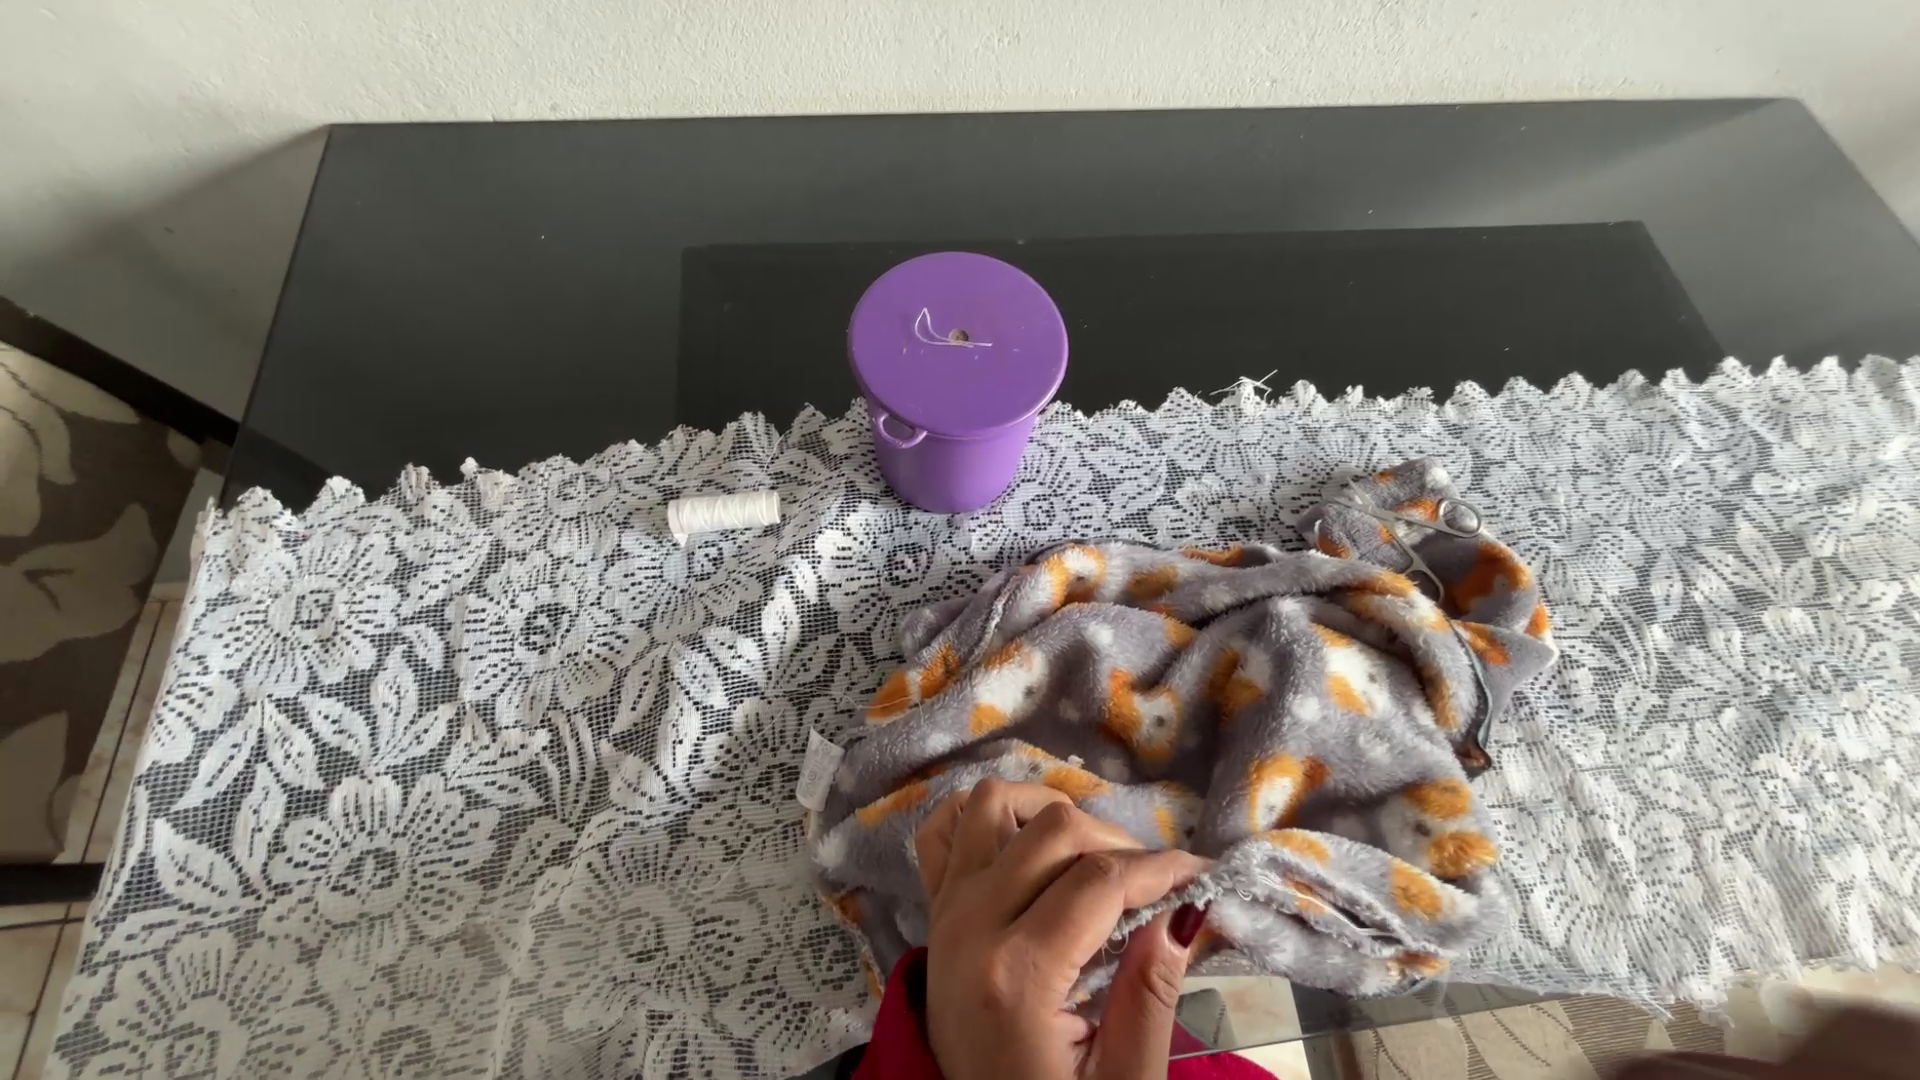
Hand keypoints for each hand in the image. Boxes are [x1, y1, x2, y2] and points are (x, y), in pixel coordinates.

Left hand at [914, 778, 1209, 1079]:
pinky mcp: (932, 905)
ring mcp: (944, 906)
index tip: (1199, 874)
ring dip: (1050, 814)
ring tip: (1089, 856)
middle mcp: (971, 921)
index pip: (1099, 881)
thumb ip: (1151, 991)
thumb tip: (1186, 910)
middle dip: (1118, 844)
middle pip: (1054, 829)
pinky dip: (983, 815)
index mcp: (1018, 974)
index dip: (1160, 868)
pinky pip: (943, 825)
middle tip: (1151, 886)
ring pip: (995, 803)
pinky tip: (1023, 839)